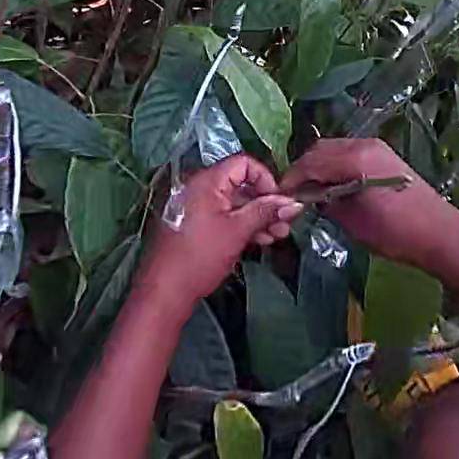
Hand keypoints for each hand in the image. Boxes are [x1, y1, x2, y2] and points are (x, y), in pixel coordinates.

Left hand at [134, 154, 302, 308]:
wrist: (163, 294)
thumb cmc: (200, 256)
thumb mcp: (237, 231)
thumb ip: (266, 212)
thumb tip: (295, 203)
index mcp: (207, 180)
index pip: (244, 164)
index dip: (266, 179)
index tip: (280, 201)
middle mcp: (200, 187)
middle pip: (241, 184)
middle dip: (266, 203)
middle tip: (286, 222)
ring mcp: (197, 207)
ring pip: (235, 203)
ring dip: (258, 216)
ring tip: (279, 235)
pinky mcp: (196, 225)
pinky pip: (225, 216)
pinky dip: (243, 225)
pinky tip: (261, 240)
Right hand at [279, 139, 458, 272]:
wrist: (439, 232)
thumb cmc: (395, 232)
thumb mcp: (353, 221)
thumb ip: (327, 202)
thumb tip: (307, 196)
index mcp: (356, 158)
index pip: (312, 161)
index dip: (292, 177)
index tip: (279, 194)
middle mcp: (364, 144)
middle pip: (321, 148)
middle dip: (304, 168)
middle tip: (293, 193)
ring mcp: (375, 146)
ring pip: (334, 148)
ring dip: (319, 165)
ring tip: (311, 191)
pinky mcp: (382, 154)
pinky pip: (348, 152)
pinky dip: (334, 164)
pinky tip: (332, 185)